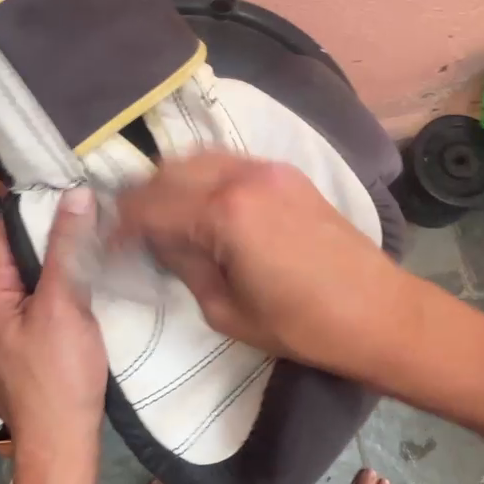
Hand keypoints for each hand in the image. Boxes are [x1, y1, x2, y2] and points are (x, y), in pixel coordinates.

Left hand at [0, 188, 106, 483]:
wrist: (59, 442)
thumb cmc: (59, 374)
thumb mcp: (64, 303)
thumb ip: (67, 247)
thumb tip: (74, 193)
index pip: (6, 230)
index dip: (42, 209)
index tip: (80, 195)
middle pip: (16, 254)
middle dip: (53, 236)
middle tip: (96, 219)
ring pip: (27, 279)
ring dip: (57, 264)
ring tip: (96, 247)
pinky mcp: (15, 347)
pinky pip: (33, 303)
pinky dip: (55, 291)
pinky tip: (85, 287)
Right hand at [114, 154, 411, 369]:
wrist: (377, 312)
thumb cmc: (301, 325)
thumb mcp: (226, 309)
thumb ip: (186, 265)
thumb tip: (163, 241)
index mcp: (225, 213)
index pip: (152, 207)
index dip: (122, 225)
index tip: (107, 244)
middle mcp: (244, 176)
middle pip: (171, 172)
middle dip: (143, 198)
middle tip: (128, 228)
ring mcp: (270, 169)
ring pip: (200, 159)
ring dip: (172, 181)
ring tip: (160, 214)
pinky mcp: (288, 173)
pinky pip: (230, 162)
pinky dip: (204, 176)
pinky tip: (200, 203)